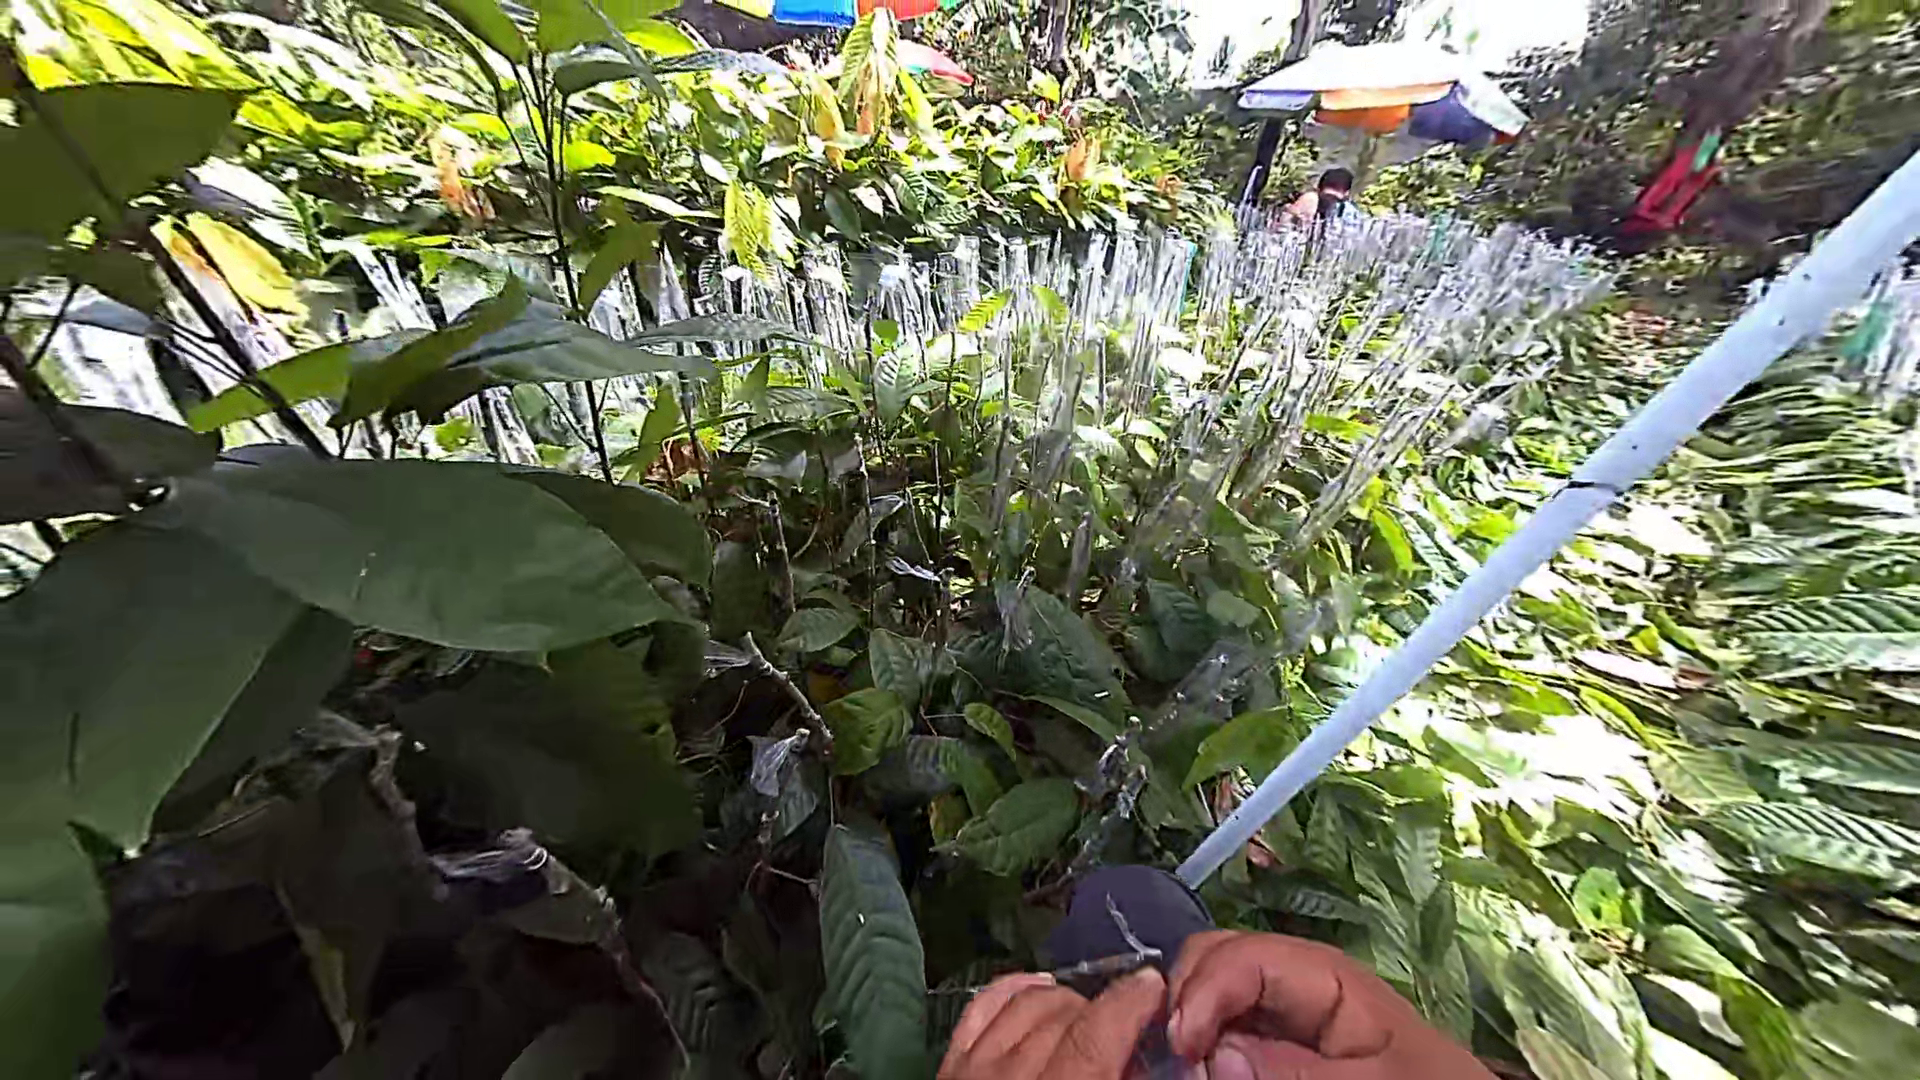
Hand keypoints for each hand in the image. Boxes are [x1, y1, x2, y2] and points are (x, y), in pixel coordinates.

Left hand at [939, 968, 1166, 1079]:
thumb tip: (1139, 1070)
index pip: (1094, 1037)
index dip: (1128, 1004)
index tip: (1152, 984)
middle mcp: (1010, 1079)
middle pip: (1064, 1016)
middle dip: (1102, 1010)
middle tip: (1126, 1026)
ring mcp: (973, 1070)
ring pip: (1026, 1002)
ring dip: (1063, 1000)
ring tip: (1087, 1013)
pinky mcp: (950, 1068)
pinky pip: (984, 1005)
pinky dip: (1014, 988)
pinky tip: (1036, 986)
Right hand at [1167, 931, 1495, 1079]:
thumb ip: (1300, 1075)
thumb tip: (1217, 1056)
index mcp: (1318, 972)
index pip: (1241, 957)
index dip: (1203, 992)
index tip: (1182, 1046)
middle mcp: (1287, 976)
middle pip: (1212, 957)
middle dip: (1186, 996)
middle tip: (1178, 1058)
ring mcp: (1277, 1006)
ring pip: (1208, 986)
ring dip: (1189, 1019)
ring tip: (1187, 1064)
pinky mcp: (1273, 1038)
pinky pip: (1224, 1024)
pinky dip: (1203, 1040)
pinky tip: (1201, 1063)